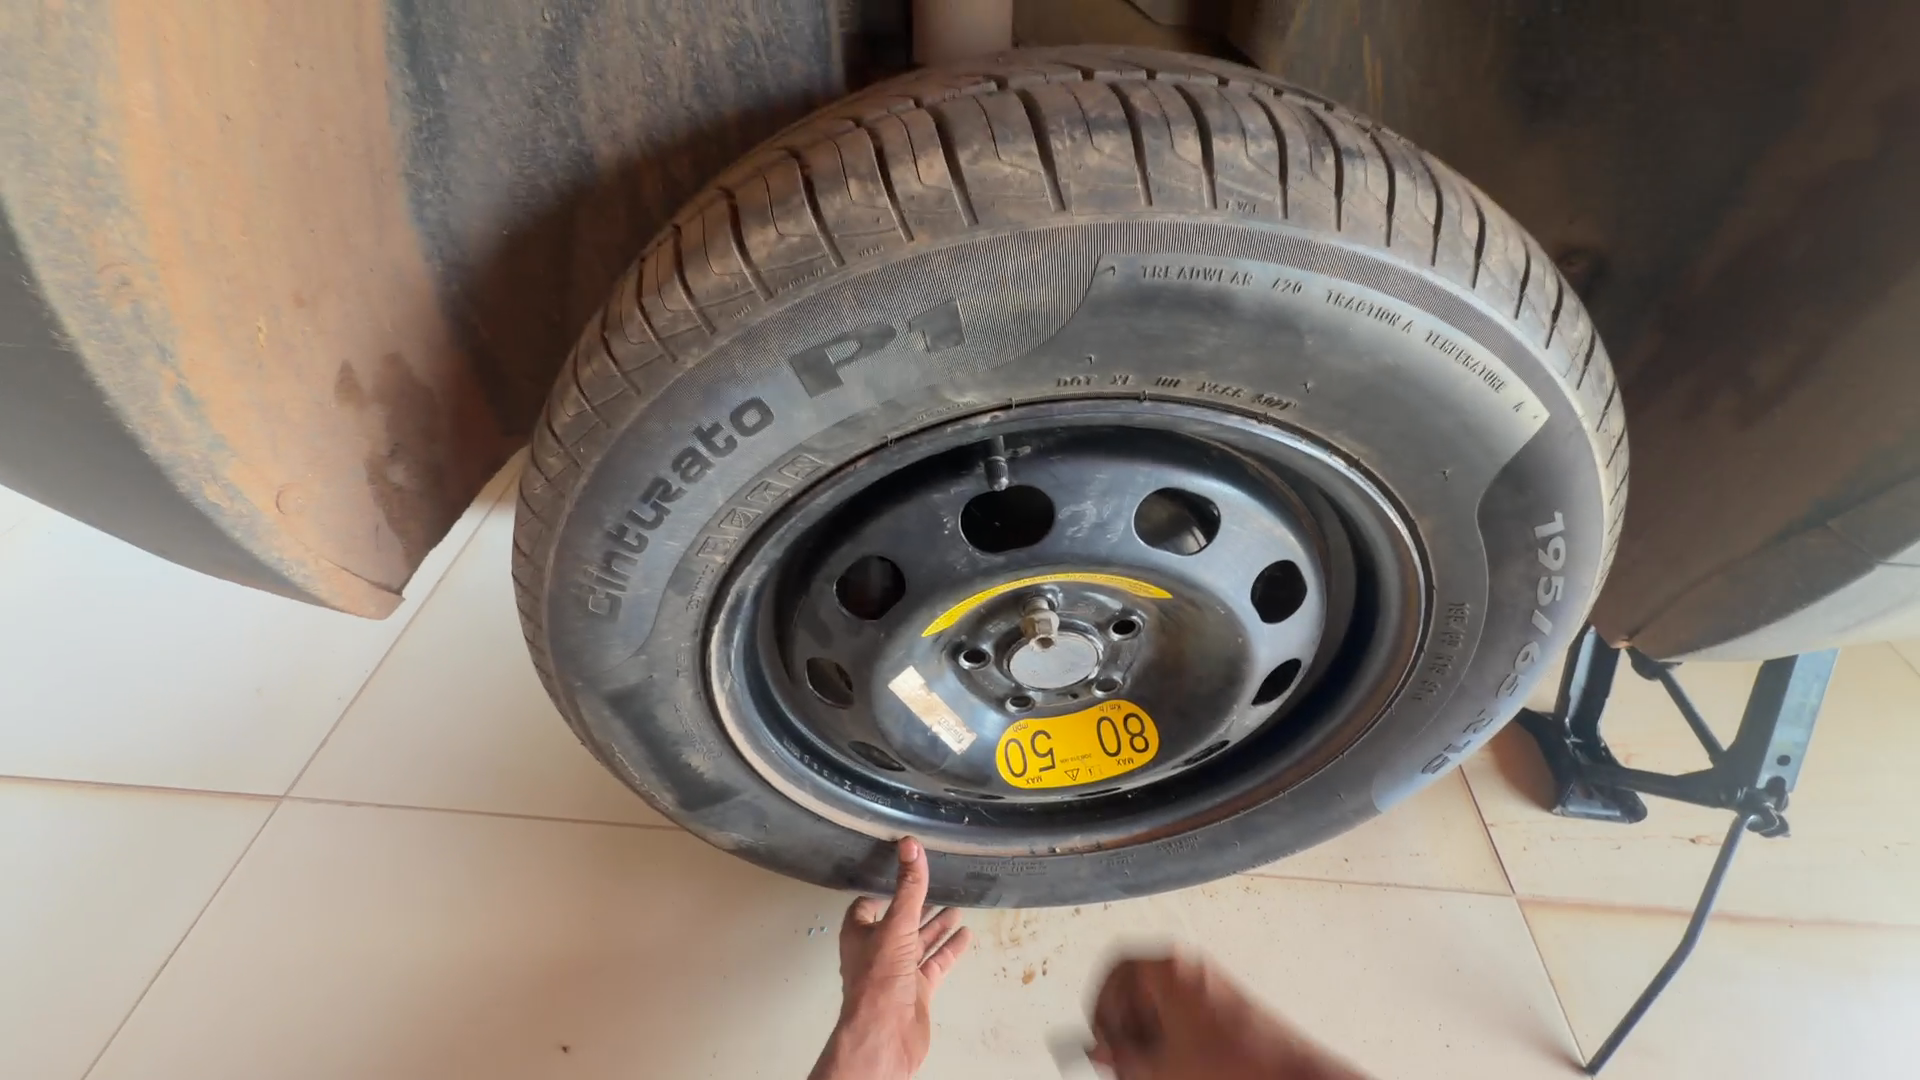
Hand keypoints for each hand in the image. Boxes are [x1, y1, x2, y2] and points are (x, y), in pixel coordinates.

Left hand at [809, 837, 971, 1079]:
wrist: (885, 1037)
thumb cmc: (880, 979)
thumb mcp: (896, 925)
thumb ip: (908, 886)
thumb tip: (910, 844)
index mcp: (860, 933)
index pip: (868, 903)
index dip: (884, 887)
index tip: (903, 869)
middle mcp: (878, 950)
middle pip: (899, 920)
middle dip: (917, 903)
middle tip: (937, 882)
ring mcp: (898, 971)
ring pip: (920, 940)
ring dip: (937, 923)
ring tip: (957, 904)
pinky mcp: (917, 989)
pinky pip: (936, 962)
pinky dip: (950, 948)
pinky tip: (965, 934)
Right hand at [1090, 953, 1368, 1079]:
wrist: (1290, 1077)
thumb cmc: (1228, 1064)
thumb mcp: (1159, 1065)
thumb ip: (1120, 1056)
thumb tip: (1095, 1049)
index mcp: (1165, 964)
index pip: (1115, 971)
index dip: (1101, 1009)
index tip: (1101, 1042)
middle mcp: (1184, 963)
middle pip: (1134, 987)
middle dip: (1124, 1028)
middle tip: (1121, 1062)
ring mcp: (1205, 981)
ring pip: (1156, 1004)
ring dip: (1145, 1037)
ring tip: (1149, 1069)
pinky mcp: (1222, 1003)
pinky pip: (1179, 1014)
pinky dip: (1168, 1039)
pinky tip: (1173, 1066)